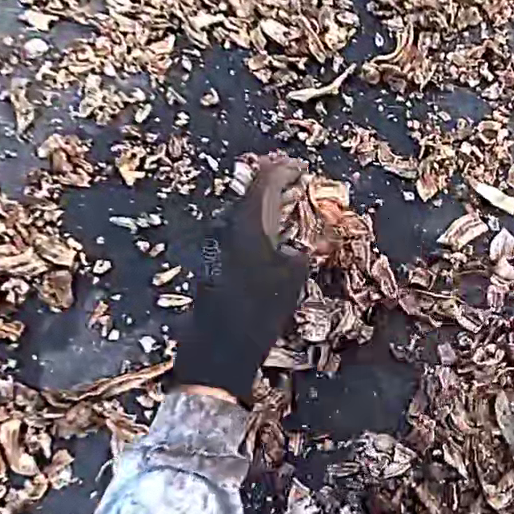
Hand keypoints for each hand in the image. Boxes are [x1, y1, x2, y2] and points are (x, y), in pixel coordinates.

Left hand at [171, 156, 310, 403]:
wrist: (219, 346)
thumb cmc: (259, 310)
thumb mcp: (292, 277)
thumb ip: (299, 250)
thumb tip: (298, 243)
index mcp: (248, 221)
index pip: (266, 181)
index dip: (284, 170)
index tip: (300, 167)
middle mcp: (227, 224)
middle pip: (252, 193)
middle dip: (275, 185)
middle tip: (295, 181)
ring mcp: (216, 241)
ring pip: (243, 211)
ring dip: (264, 205)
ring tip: (286, 205)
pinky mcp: (213, 258)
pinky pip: (237, 228)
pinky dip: (255, 223)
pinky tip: (268, 235)